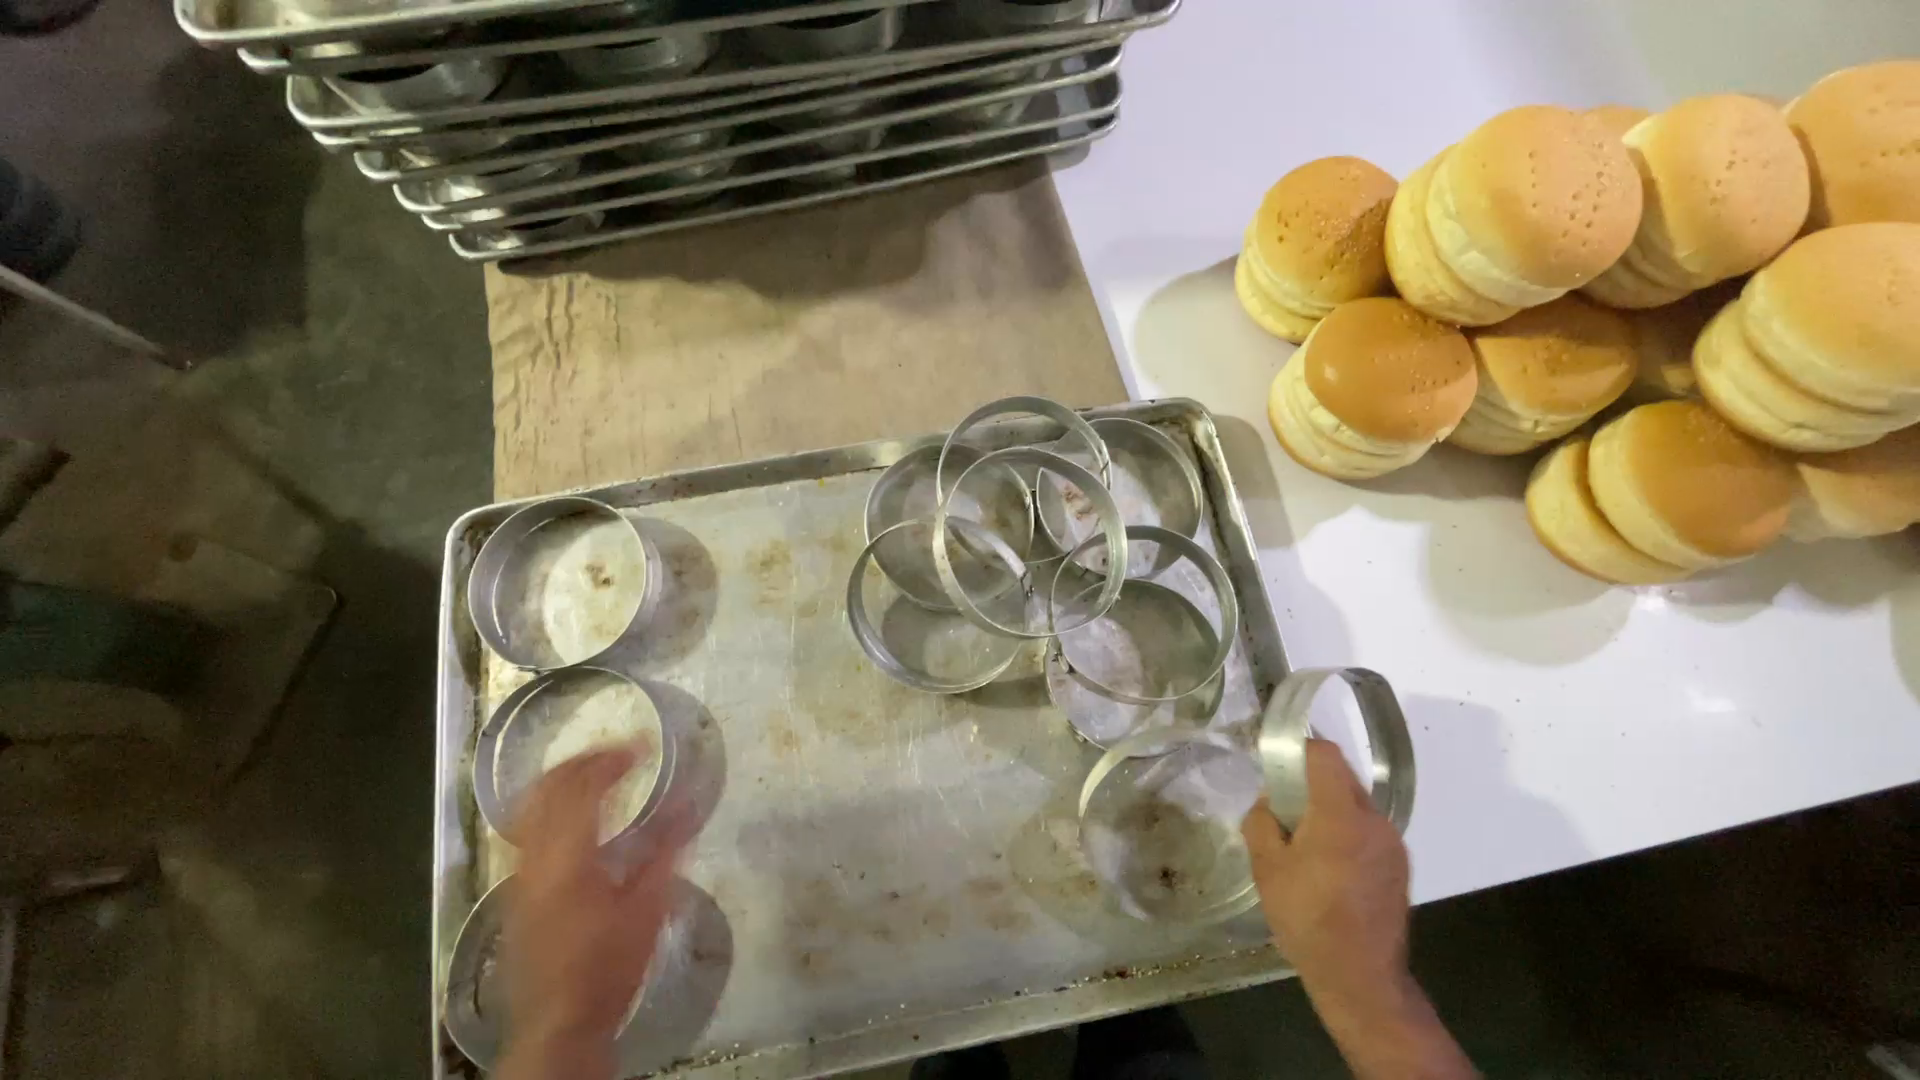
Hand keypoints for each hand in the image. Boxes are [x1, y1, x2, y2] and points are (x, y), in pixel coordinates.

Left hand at [501, 747, 683, 1079]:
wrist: (560, 1021)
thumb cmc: (611, 966)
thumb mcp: (650, 908)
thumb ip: (669, 848)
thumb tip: (690, 800)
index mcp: (569, 858)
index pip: (584, 788)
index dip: (612, 759)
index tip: (642, 746)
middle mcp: (535, 858)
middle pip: (546, 788)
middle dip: (581, 760)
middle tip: (617, 751)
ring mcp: (518, 873)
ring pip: (527, 806)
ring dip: (560, 779)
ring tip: (594, 771)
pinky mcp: (515, 889)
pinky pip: (524, 828)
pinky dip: (547, 804)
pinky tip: (572, 813)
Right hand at [1241, 738, 1410, 1011]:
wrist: (1360, 979)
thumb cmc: (1307, 918)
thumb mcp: (1266, 867)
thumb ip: (1263, 821)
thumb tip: (1271, 801)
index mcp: (1340, 815)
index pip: (1325, 754)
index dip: (1298, 748)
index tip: (1275, 761)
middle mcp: (1375, 821)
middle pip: (1341, 779)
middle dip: (1309, 783)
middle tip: (1282, 809)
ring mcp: (1393, 844)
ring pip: (1354, 806)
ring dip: (1328, 810)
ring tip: (1303, 844)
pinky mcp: (1400, 866)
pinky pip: (1367, 832)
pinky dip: (1345, 833)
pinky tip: (1327, 868)